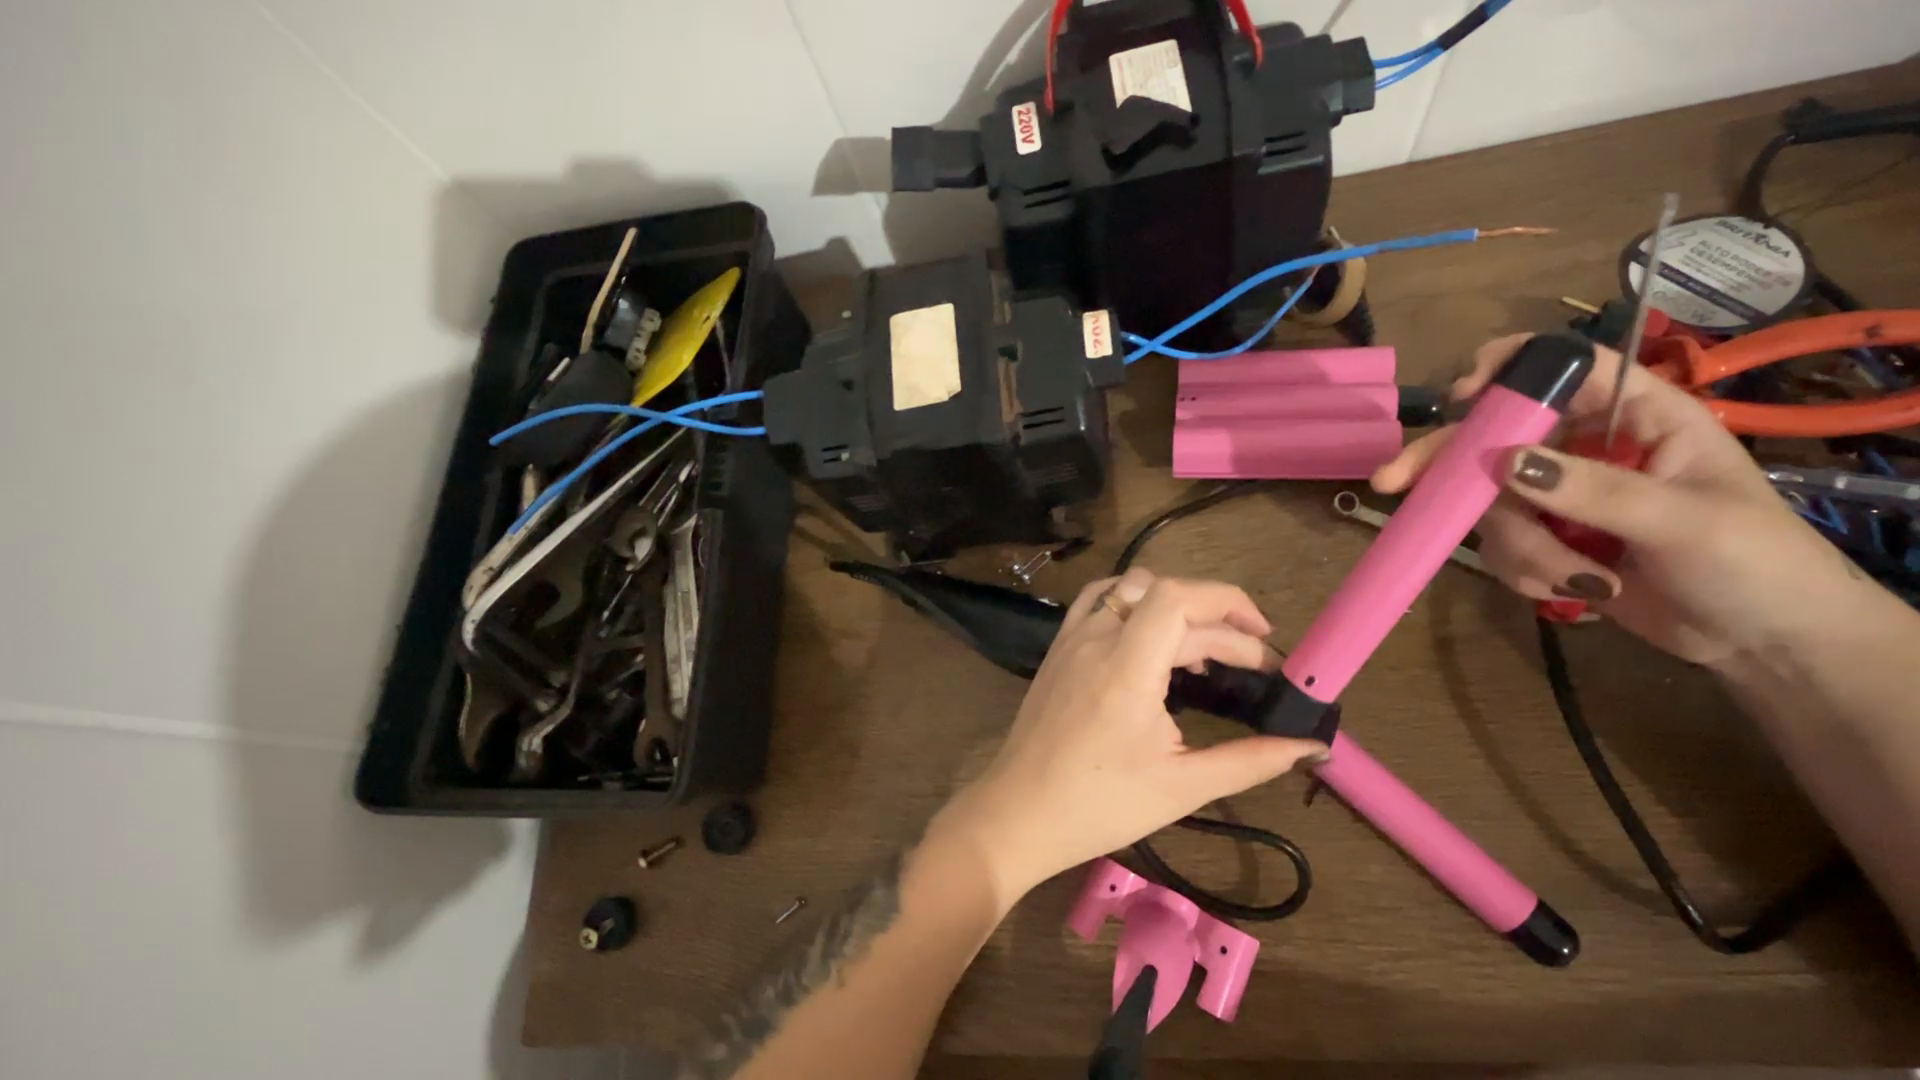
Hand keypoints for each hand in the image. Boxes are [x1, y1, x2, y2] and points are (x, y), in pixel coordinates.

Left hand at [933, 569, 1328, 906]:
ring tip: (1205, 643)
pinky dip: (1134, 603)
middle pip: (1164, 595)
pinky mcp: (1057, 649)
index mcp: (1127, 667)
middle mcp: (1096, 639)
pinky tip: (1153, 637)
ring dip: (1175, 602)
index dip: (1231, 607)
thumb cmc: (1100, 806)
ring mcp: (1071, 639)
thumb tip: (1311, 746)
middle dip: (1218, 619)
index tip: (1266, 648)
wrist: (1018, 815)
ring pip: (1128, 587)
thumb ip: (1251, 760)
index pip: (1181, 599)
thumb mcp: (1183, 787)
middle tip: (1251, 664)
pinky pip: (1099, 600)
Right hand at [1372, 334, 1861, 667]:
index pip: (1566, 367)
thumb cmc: (1755, 565)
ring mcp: (1563, 497)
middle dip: (1450, 467)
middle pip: (1498, 437)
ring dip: (1523, 548)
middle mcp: (1590, 447)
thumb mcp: (1683, 522)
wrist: (1765, 644)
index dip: (1510, 369)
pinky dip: (1528, 572)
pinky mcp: (1548, 541)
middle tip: (1393, 484)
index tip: (1460, 395)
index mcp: (1640, 416)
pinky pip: (1501, 546)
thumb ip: (1593, 490)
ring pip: (1494, 504)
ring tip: (1580, 582)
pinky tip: (1576, 593)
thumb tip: (1503, 463)